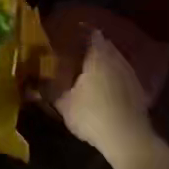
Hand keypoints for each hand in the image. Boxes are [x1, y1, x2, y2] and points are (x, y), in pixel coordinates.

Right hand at [46, 28, 154, 159]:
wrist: (127, 137)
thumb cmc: (92, 114)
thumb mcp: (63, 104)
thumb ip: (48, 91)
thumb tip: (30, 86)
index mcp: (98, 57)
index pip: (91, 34)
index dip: (81, 31)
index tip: (70, 33)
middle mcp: (117, 60)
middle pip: (105, 45)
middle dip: (92, 46)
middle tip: (76, 51)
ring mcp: (130, 74)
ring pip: (115, 59)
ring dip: (103, 61)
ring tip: (88, 68)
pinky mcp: (138, 89)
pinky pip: (122, 73)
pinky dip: (112, 74)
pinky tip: (103, 85)